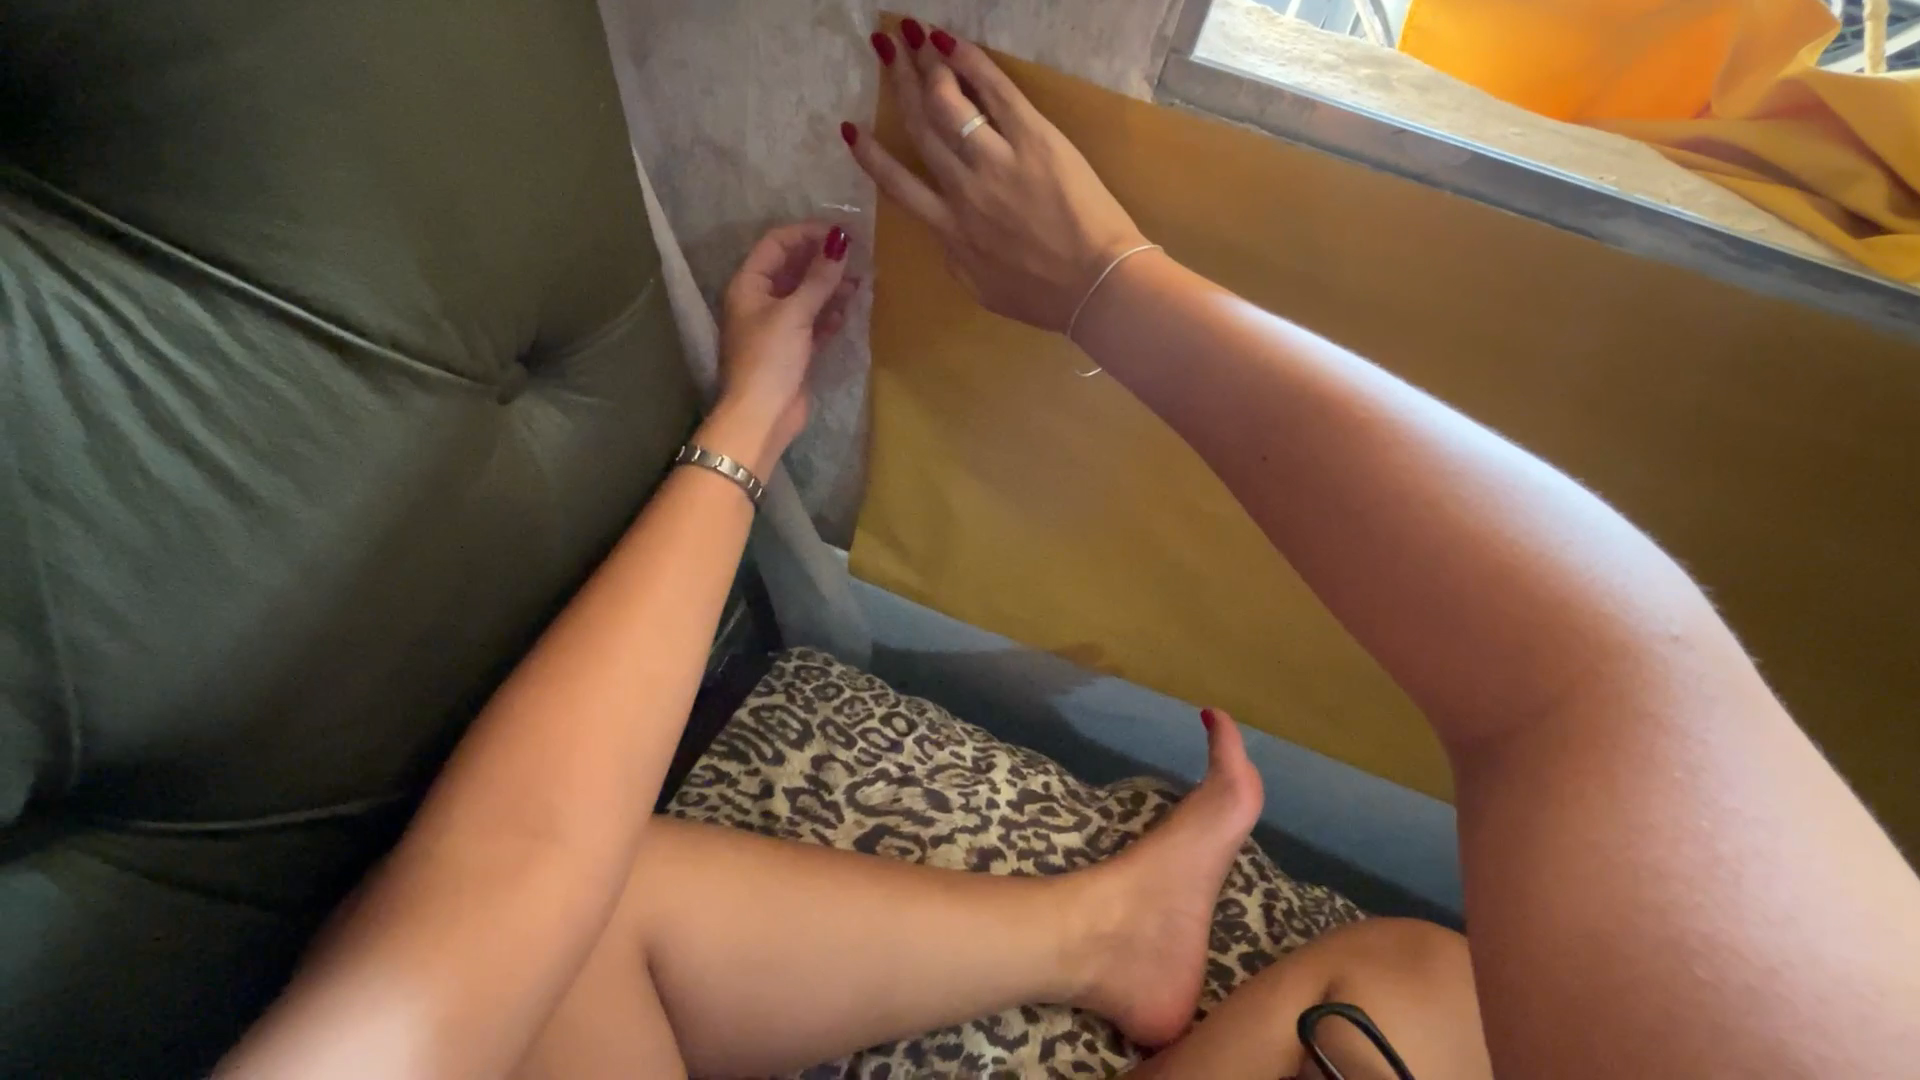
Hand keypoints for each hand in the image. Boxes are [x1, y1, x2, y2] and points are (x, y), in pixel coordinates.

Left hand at [711, 222, 855, 470]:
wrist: (762, 415)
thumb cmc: (770, 359)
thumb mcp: (794, 314)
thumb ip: (818, 278)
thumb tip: (840, 242)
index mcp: (749, 285)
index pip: (777, 244)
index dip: (807, 233)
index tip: (841, 232)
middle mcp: (761, 300)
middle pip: (794, 268)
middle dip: (824, 260)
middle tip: (858, 254)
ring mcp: (779, 326)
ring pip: (808, 295)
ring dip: (832, 286)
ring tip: (861, 280)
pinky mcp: (795, 349)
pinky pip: (815, 321)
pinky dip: (831, 312)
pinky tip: (850, 306)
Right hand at [843, 21, 1146, 334]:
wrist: (1094, 286)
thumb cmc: (1041, 297)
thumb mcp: (981, 290)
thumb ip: (955, 258)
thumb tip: (944, 234)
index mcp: (949, 230)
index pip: (898, 185)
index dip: (871, 155)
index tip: (852, 130)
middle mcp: (963, 190)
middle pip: (921, 128)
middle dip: (899, 85)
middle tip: (885, 51)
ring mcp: (996, 161)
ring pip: (948, 104)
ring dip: (925, 65)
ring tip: (911, 37)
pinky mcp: (1034, 140)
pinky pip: (996, 92)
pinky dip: (970, 63)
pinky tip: (950, 42)